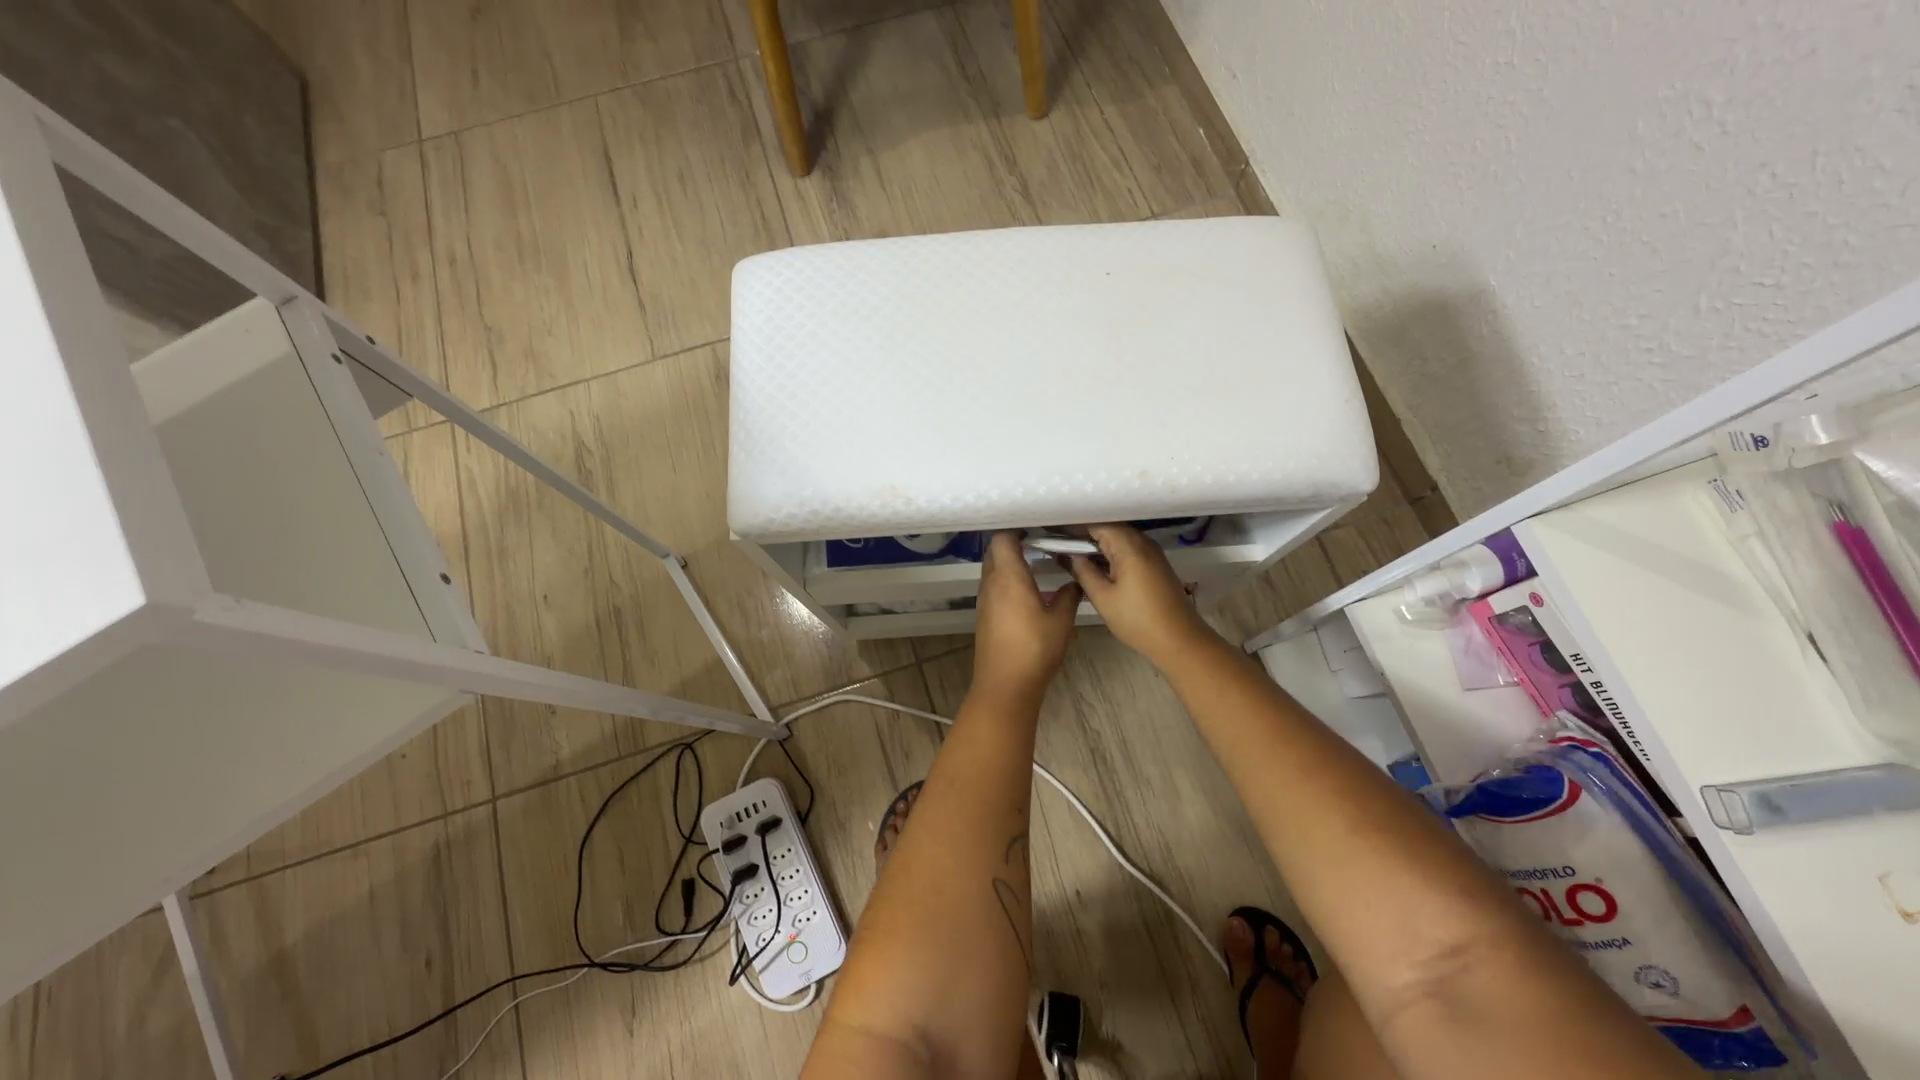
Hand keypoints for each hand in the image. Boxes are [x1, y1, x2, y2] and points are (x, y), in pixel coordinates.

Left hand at [972, 532, 1081, 702]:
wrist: (1005, 686)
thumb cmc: (1035, 649)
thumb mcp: (1062, 621)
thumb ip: (1070, 596)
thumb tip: (1076, 582)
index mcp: (1008, 577)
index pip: (1003, 538)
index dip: (1017, 528)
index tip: (1037, 526)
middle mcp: (991, 584)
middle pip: (995, 551)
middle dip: (1014, 544)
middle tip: (1040, 543)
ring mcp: (984, 601)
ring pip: (993, 570)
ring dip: (1010, 564)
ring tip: (1038, 566)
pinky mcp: (984, 616)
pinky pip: (994, 588)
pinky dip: (1007, 583)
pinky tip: (1029, 593)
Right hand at [1067, 524, 1222, 668]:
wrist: (1179, 640)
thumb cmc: (1137, 620)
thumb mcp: (1103, 598)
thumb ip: (1083, 572)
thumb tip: (1069, 555)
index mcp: (1129, 546)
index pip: (1096, 524)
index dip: (1072, 527)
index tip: (1052, 533)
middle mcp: (1142, 542)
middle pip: (1108, 528)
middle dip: (1083, 534)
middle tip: (1058, 544)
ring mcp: (1152, 552)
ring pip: (1120, 539)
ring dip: (1097, 544)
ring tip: (1072, 554)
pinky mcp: (1155, 564)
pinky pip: (1129, 549)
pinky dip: (1111, 552)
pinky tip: (1096, 565)